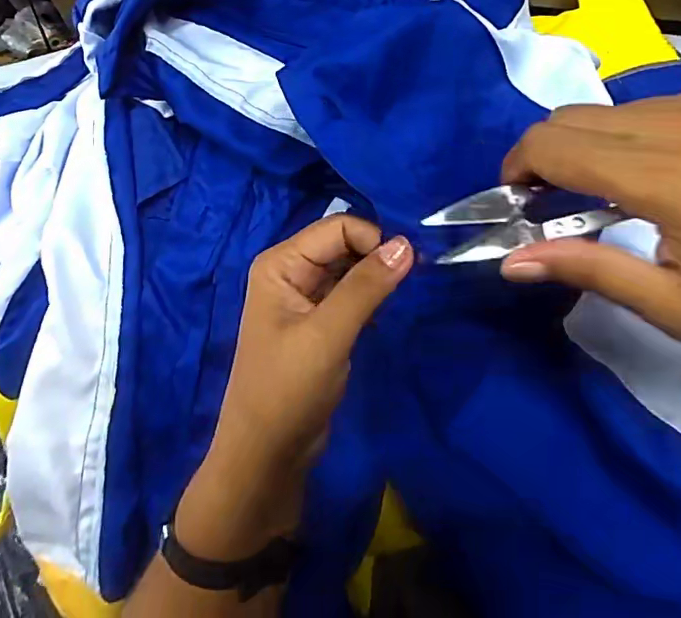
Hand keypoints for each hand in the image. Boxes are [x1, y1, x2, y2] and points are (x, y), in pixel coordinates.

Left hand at [177, 216, 412, 559]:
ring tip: (405, 295)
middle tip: (413, 281)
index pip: (336, 228)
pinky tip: (388, 313)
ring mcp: (303, 297)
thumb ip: (366, 288)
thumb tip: (406, 245)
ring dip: (376, 276)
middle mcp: (289, 271)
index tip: (409, 267)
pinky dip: (370, 297)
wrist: (266, 453)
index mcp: (280, 263)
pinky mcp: (318, 322)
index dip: (373, 240)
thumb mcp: (328, 335)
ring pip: (348, 269)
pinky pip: (349, 293)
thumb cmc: (289, 389)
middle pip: (342, 244)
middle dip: (377, 256)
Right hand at [497, 85, 680, 388]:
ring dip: (605, 143)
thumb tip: (510, 259)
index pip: (553, 144)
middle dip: (551, 153)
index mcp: (671, 180)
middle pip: (578, 116)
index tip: (519, 198)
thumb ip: (590, 271)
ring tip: (635, 189)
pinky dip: (663, 132)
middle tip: (564, 199)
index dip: (517, 166)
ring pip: (627, 108)